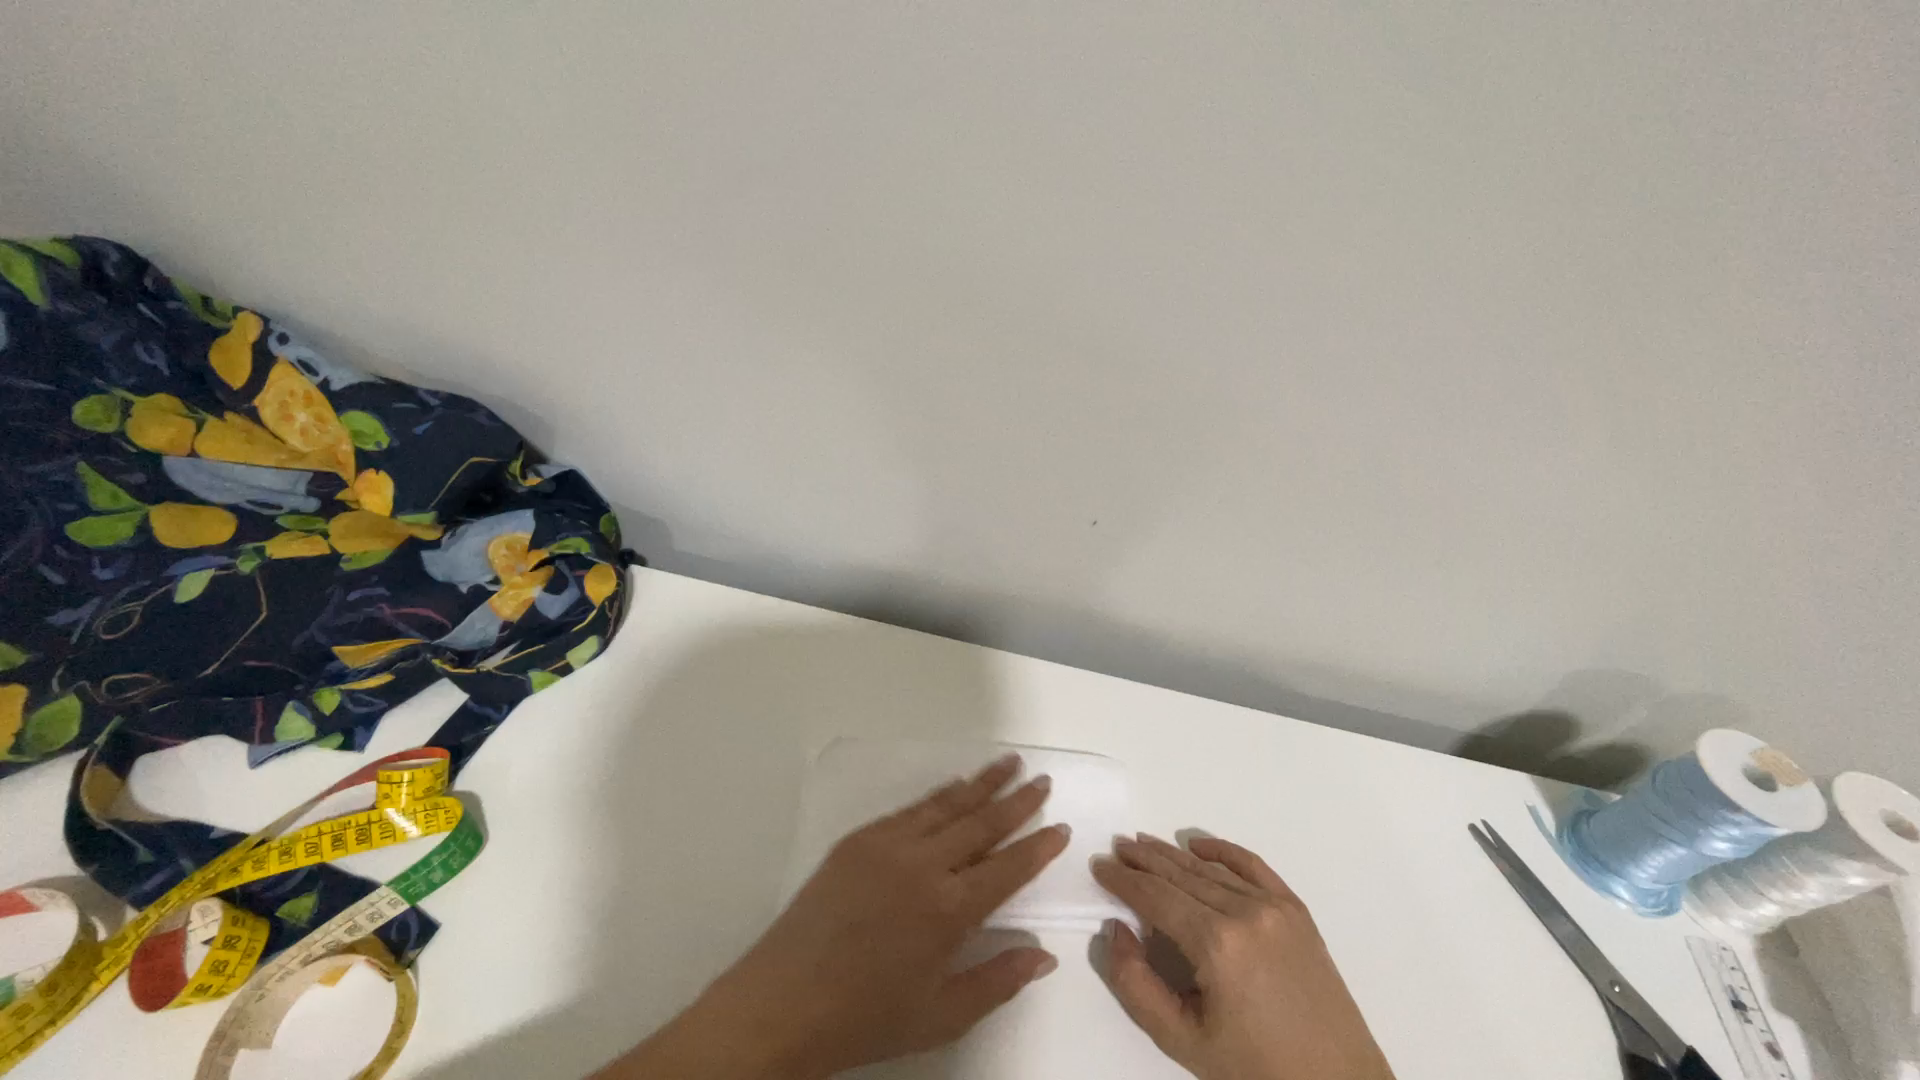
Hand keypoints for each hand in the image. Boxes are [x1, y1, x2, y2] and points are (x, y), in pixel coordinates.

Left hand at [597, 754, 1071, 1079]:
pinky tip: (951, 788)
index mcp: (950, 909)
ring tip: (1006, 764)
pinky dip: (937, 797)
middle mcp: (924, 866)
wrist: (782, 1003)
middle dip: (1016, 800)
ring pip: (945, 806)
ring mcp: (887, 847)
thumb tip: (1044, 955)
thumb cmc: (867, 1017)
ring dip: (979, 784)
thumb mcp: (942, 1016)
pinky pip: (908, 811)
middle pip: (981, 823)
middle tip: (1041, 779)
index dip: (1037, 846)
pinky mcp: (857, 841)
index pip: (1008, 867)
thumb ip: (998, 981)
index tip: (1059, 825)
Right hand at [1092, 834, 1394, 1079]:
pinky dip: (1223, 851)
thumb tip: (1115, 929)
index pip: (1155, 897)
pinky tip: (1198, 844)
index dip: (1123, 881)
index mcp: (1216, 944)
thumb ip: (1135, 983)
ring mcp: (1275, 908)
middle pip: (1180, 875)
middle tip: (1115, 848)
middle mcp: (1246, 913)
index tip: (1099, 867)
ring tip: (1142, 844)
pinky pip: (1253, 867)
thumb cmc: (1254, 1067)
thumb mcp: (1181, 1039)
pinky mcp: (1297, 912)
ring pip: (1211, 869)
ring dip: (1172, 854)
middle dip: (1142, 860)